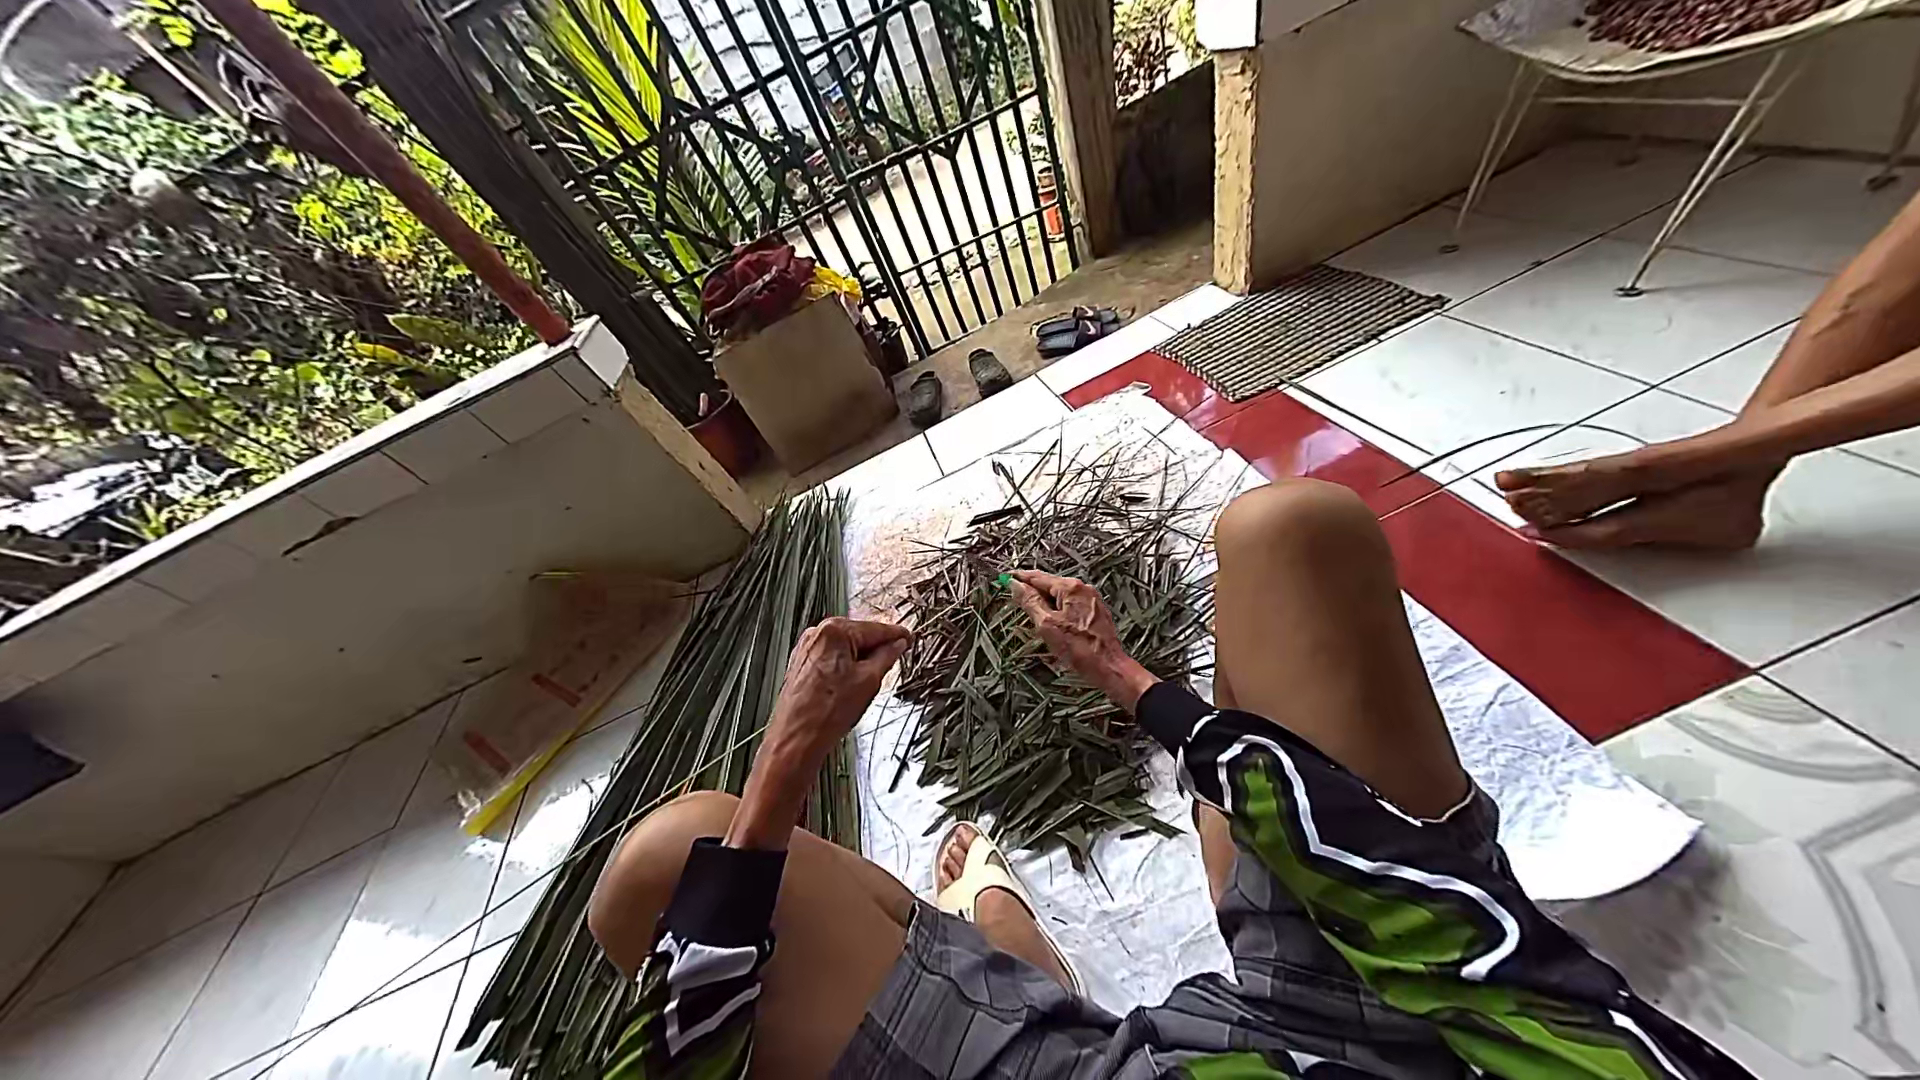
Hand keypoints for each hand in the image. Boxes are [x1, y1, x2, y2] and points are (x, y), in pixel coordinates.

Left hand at [766, 617, 911, 759]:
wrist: (797, 738)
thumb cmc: (825, 712)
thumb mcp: (870, 680)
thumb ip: (887, 656)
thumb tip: (897, 645)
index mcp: (834, 631)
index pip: (875, 628)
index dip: (896, 635)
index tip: (908, 638)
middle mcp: (817, 634)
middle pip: (859, 635)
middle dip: (877, 647)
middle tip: (896, 658)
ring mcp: (807, 648)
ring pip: (845, 647)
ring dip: (861, 658)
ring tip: (871, 680)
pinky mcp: (802, 663)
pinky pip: (832, 657)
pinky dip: (846, 666)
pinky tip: (852, 684)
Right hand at [1007, 570, 1156, 711]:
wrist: (1109, 667)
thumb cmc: (1080, 649)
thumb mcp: (1047, 625)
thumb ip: (1030, 602)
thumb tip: (1015, 585)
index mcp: (1071, 588)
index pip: (1038, 577)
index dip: (1020, 578)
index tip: (1006, 578)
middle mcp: (1083, 589)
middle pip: (1050, 584)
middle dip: (1032, 589)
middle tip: (1014, 594)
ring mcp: (1091, 600)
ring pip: (1060, 595)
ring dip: (1044, 599)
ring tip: (1029, 607)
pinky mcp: (1095, 613)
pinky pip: (1070, 604)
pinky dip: (1056, 607)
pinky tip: (1050, 618)